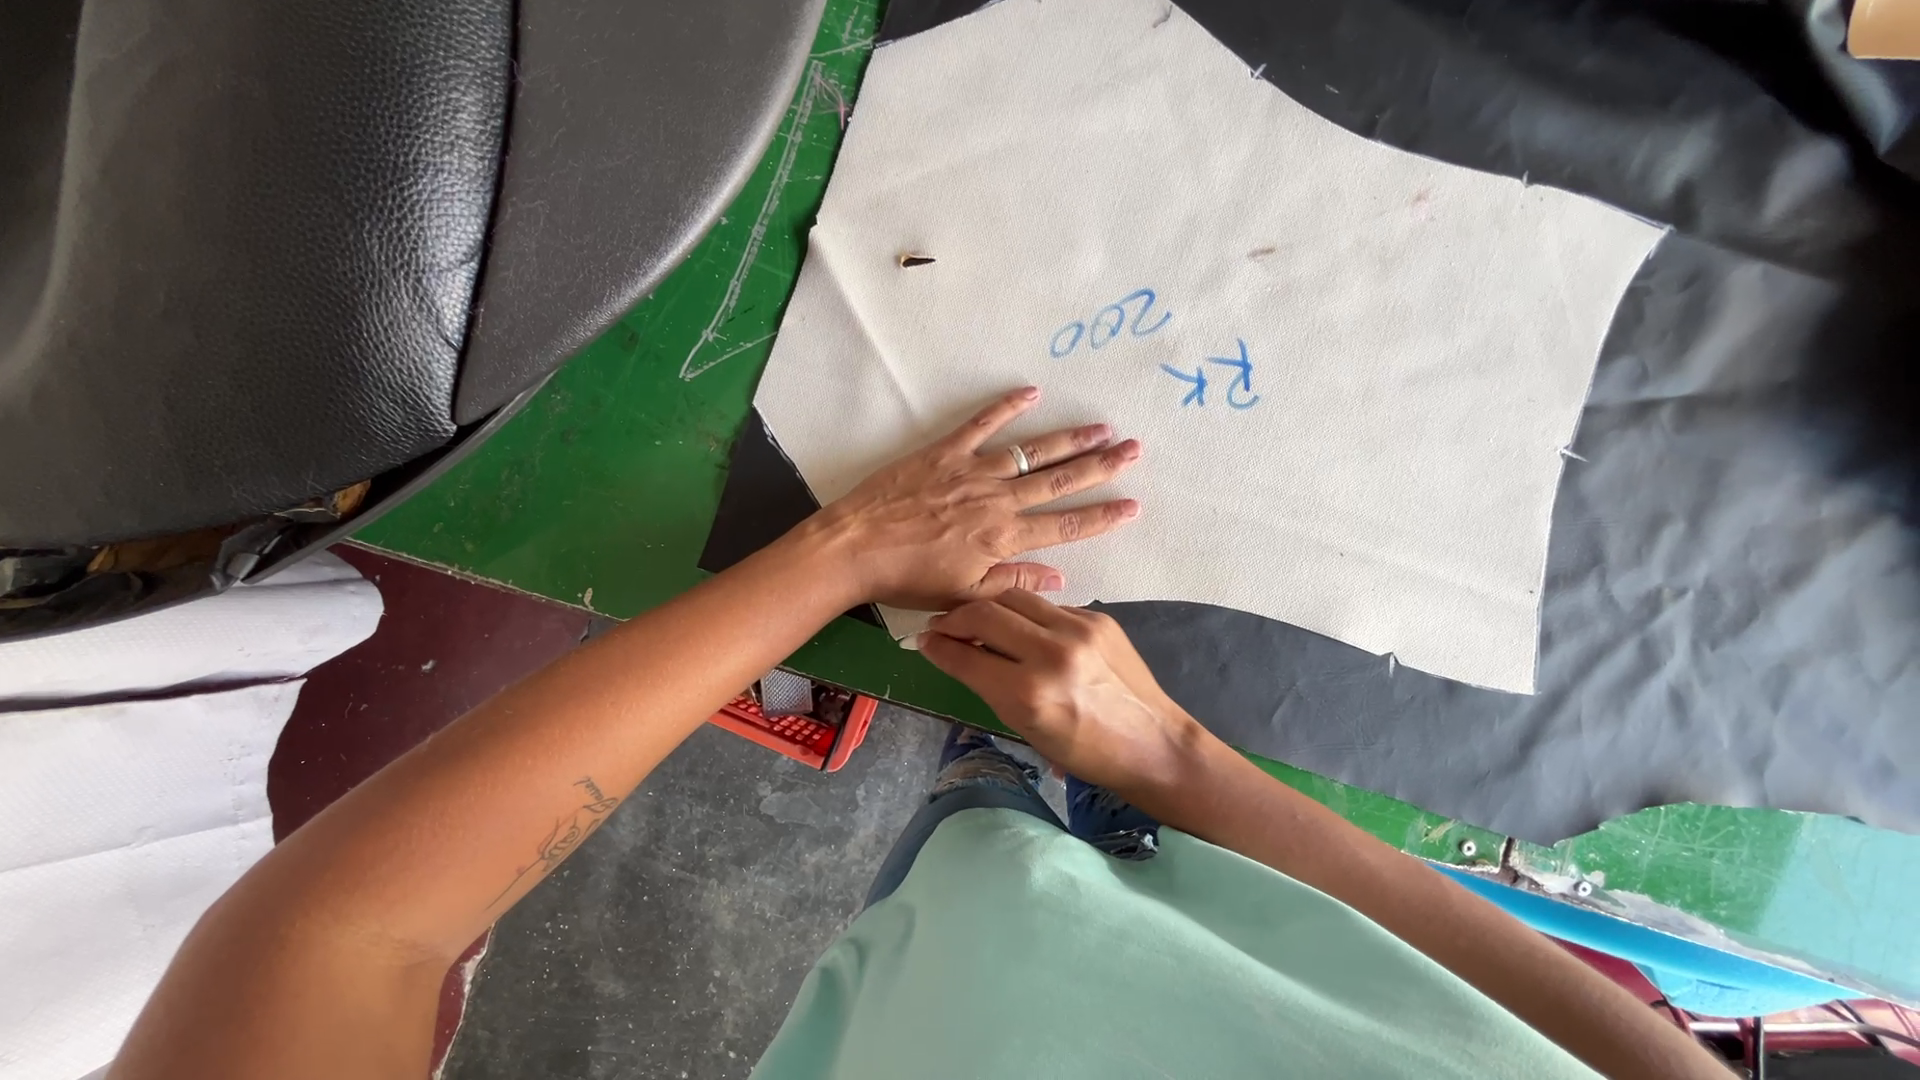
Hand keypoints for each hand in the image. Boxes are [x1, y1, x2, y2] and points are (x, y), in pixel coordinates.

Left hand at [806, 387, 1141, 610]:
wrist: (856, 547)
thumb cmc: (908, 577)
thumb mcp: (964, 595)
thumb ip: (1014, 583)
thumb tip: (1061, 578)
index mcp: (1003, 538)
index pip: (1066, 526)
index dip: (1102, 516)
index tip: (1132, 505)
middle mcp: (997, 500)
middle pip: (1059, 480)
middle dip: (1101, 466)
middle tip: (1133, 449)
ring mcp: (972, 471)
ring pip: (1031, 451)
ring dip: (1069, 438)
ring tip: (1101, 426)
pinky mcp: (945, 451)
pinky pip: (981, 424)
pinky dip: (1006, 407)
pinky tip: (1031, 392)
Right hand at [917, 589, 1205, 794]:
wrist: (1152, 743)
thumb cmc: (1085, 752)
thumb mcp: (1026, 728)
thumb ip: (990, 685)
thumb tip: (958, 653)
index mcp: (1028, 694)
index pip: (966, 656)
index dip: (937, 646)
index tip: (924, 641)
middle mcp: (1051, 654)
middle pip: (985, 614)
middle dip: (954, 618)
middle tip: (942, 626)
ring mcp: (1078, 630)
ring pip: (1015, 598)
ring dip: (988, 606)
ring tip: (975, 618)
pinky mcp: (1098, 618)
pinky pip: (1048, 607)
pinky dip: (1027, 616)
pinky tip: (1023, 630)